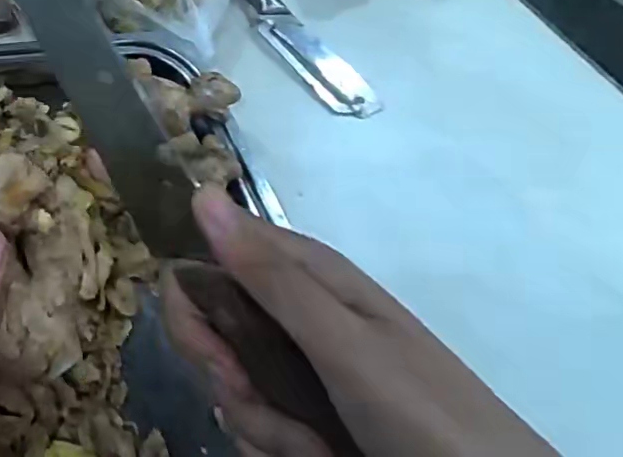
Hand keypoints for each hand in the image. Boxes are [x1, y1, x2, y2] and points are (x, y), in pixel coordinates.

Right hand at [161, 187, 556, 456]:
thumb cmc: (429, 420)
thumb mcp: (345, 345)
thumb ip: (269, 275)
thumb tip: (200, 192)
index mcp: (299, 272)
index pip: (202, 262)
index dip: (193, 308)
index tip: (220, 360)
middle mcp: (291, 305)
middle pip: (208, 324)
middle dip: (225, 375)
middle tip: (265, 410)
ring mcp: (300, 359)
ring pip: (229, 376)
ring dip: (257, 420)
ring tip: (313, 450)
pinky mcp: (309, 407)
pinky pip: (255, 416)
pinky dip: (272, 442)